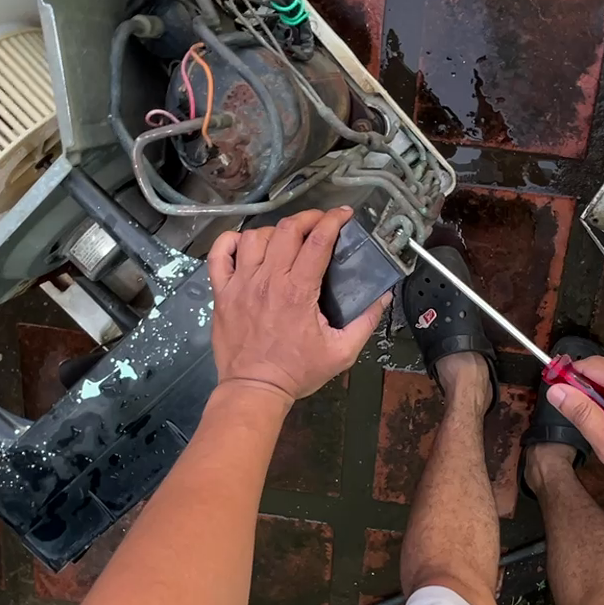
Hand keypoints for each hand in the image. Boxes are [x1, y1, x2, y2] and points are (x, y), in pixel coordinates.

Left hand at [206, 207, 389, 404]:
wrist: (255, 389)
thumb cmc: (297, 372)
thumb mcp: (342, 352)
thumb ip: (366, 321)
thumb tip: (383, 296)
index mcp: (298, 292)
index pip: (317, 241)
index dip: (333, 221)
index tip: (343, 215)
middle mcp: (268, 281)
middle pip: (287, 230)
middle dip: (308, 218)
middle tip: (320, 223)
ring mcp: (241, 284)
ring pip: (255, 237)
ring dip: (275, 231)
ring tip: (287, 239)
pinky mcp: (222, 293)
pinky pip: (220, 254)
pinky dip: (231, 241)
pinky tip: (246, 243)